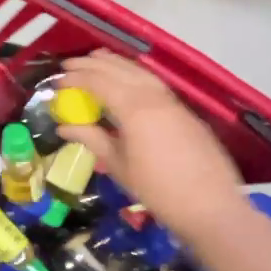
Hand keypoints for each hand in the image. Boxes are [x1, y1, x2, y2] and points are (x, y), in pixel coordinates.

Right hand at [57, 50, 247, 239]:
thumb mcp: (119, 166)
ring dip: (116, 64)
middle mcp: (155, 98)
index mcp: (135, 109)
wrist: (213, 209)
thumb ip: (92, 139)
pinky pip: (155, 83)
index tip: (56, 82)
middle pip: (120, 70)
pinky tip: (128, 81)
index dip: (75, 79)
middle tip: (70, 65)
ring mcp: (174, 104)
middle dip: (93, 64)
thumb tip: (63, 127)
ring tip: (97, 60)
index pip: (98, 82)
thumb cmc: (159, 191)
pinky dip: (135, 75)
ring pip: (141, 72)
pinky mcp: (186, 113)